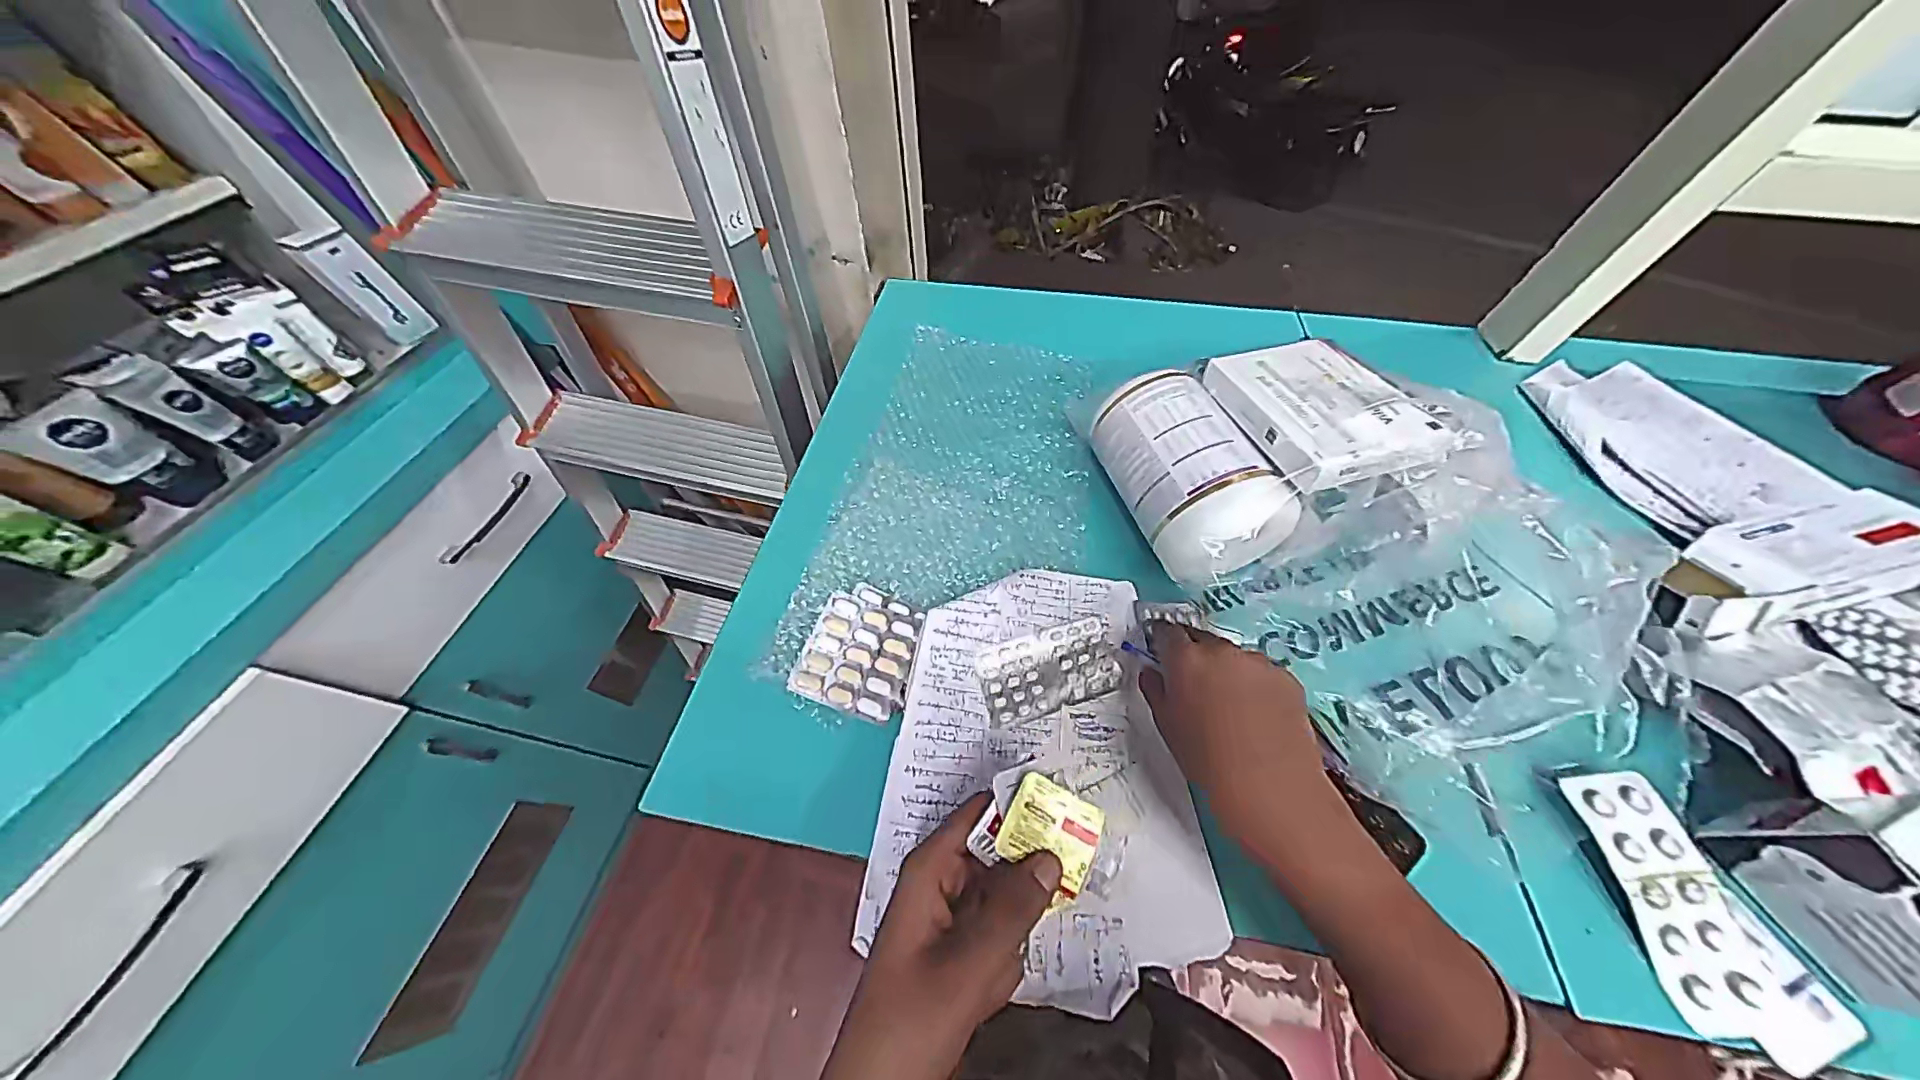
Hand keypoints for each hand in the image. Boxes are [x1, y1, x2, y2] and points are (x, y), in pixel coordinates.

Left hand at [823, 792, 1061, 1079]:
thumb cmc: (908, 1020)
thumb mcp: (967, 964)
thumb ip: (1012, 910)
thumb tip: (1048, 859)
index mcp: (929, 871)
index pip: (978, 815)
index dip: (1017, 805)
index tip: (1058, 802)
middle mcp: (940, 884)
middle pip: (997, 856)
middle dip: (1020, 887)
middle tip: (1043, 900)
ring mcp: (953, 918)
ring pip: (1004, 900)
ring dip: (1010, 935)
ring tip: (992, 968)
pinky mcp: (962, 948)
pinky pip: (1000, 934)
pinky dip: (1002, 960)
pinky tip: (986, 988)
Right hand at [1138, 621, 1338, 842]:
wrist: (1269, 788)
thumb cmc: (1207, 760)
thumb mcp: (1167, 726)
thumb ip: (1156, 690)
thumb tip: (1153, 674)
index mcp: (1186, 659)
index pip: (1167, 632)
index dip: (1163, 641)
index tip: (1163, 653)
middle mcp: (1222, 652)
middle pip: (1203, 641)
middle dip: (1196, 656)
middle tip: (1195, 686)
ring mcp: (1258, 663)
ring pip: (1234, 657)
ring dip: (1228, 671)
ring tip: (1230, 707)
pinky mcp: (1287, 678)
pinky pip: (1263, 673)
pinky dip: (1256, 686)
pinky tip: (1256, 715)